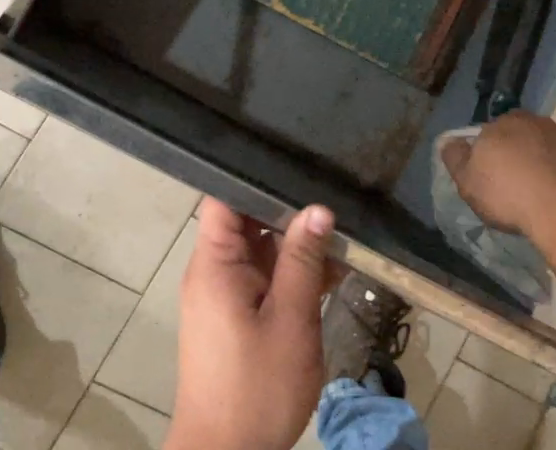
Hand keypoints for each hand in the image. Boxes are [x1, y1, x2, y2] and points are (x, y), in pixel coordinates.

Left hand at [166, 199, 336, 449]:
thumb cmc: (256, 387)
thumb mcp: (290, 321)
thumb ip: (303, 261)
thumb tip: (318, 208)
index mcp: (214, 263)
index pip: (225, 198)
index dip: (257, 180)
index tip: (298, 168)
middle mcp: (212, 271)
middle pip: (248, 223)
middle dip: (290, 215)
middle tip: (336, 204)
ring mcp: (222, 295)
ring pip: (260, 252)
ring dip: (297, 250)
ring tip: (343, 241)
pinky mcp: (234, 317)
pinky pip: (262, 280)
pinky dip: (291, 277)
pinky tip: (330, 276)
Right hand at [439, 113, 555, 246]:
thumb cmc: (509, 196)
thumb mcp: (467, 182)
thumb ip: (455, 157)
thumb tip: (450, 141)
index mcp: (504, 122)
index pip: (491, 132)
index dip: (489, 155)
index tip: (491, 178)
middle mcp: (536, 121)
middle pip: (520, 137)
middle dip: (516, 155)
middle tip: (514, 186)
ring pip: (546, 148)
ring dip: (541, 164)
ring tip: (538, 195)